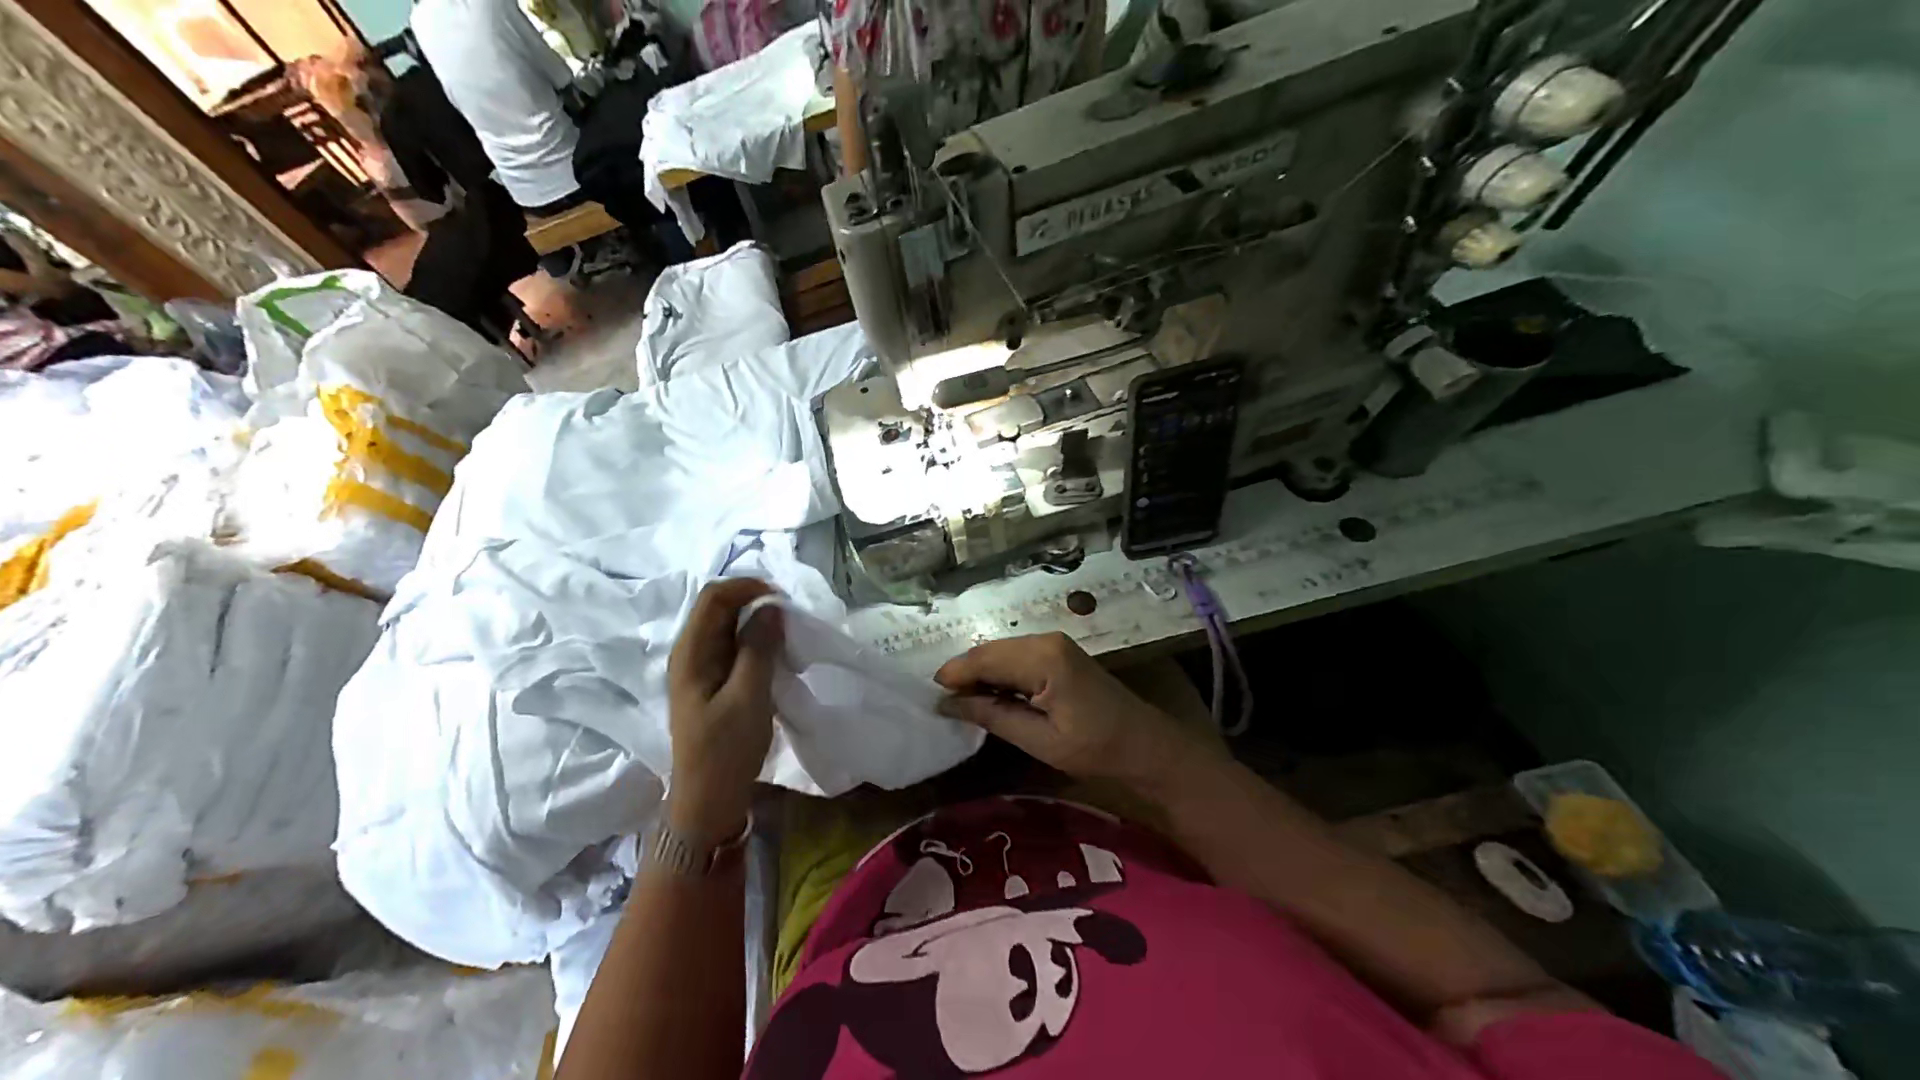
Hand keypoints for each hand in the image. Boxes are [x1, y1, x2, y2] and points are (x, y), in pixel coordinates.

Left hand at [666, 578, 783, 843]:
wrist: (708, 801)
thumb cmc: (726, 750)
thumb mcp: (749, 697)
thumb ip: (759, 649)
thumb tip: (771, 607)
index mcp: (691, 652)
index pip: (715, 597)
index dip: (748, 587)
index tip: (784, 600)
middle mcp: (690, 653)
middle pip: (720, 608)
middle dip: (755, 603)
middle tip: (790, 618)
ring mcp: (700, 669)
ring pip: (728, 628)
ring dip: (757, 623)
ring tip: (787, 636)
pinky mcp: (712, 684)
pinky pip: (733, 648)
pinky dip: (755, 643)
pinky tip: (775, 657)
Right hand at [934, 632, 1225, 791]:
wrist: (1146, 746)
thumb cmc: (1095, 749)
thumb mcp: (1039, 740)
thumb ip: (992, 715)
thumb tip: (947, 703)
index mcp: (1042, 658)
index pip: (983, 659)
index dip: (954, 675)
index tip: (930, 697)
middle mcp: (1045, 640)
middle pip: (990, 650)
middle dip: (964, 673)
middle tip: (943, 702)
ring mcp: (1054, 643)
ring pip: (1002, 651)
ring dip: (981, 673)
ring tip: (962, 701)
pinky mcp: (1059, 653)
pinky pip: (1017, 656)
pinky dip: (999, 673)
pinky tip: (991, 694)